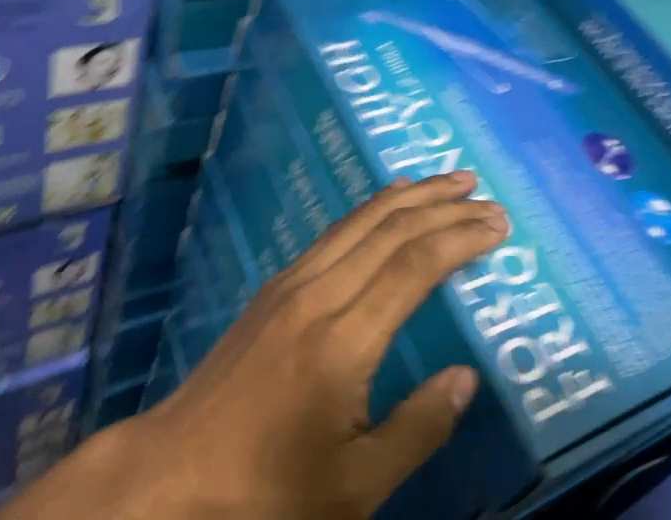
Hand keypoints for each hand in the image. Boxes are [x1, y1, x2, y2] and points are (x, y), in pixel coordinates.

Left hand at [3, 171, 509, 519]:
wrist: (171, 473)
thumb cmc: (268, 488)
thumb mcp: (355, 485)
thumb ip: (418, 428)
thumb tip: (465, 378)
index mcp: (344, 340)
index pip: (415, 265)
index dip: (461, 237)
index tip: (500, 223)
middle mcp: (318, 295)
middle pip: (389, 228)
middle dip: (441, 204)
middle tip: (485, 192)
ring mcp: (290, 286)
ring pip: (358, 222)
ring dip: (407, 197)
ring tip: (447, 181)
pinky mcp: (272, 290)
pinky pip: (333, 234)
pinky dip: (370, 212)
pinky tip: (384, 209)